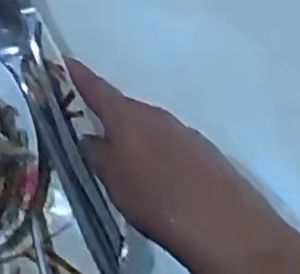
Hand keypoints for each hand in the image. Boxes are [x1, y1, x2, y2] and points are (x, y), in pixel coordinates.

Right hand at [68, 60, 299, 273]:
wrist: (237, 238)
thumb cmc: (160, 201)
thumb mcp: (112, 180)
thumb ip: (95, 152)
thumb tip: (90, 137)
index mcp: (126, 114)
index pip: (94, 85)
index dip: (75, 73)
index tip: (62, 61)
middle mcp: (157, 115)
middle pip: (125, 110)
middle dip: (110, 120)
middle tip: (96, 137)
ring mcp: (188, 135)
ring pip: (152, 131)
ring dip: (139, 142)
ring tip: (133, 170)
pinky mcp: (213, 159)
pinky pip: (177, 150)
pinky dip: (165, 159)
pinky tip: (167, 186)